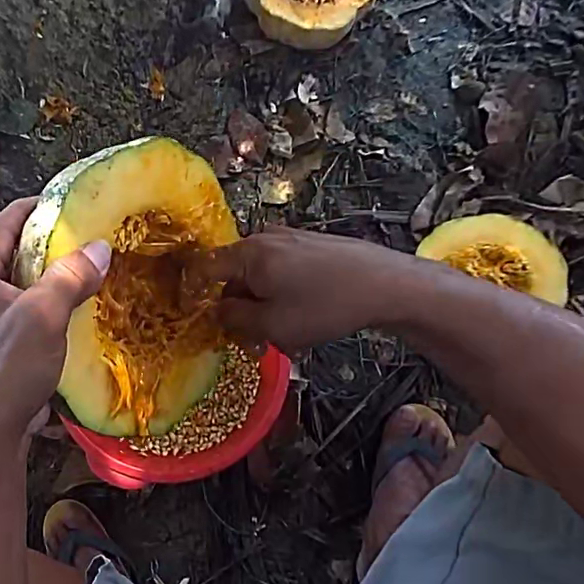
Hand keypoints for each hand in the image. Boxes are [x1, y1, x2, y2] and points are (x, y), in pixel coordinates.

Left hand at [0, 197, 110, 445]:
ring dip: (48, 278)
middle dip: (49, 245)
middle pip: (9, 252)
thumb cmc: (6, 371)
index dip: (39, 208)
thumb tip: (100, 248)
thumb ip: (71, 276)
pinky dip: (43, 305)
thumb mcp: (43, 316)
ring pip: (16, 284)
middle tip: (87, 241)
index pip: (4, 223)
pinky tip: (70, 312)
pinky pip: (17, 311)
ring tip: (85, 274)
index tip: (74, 204)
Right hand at [204, 226, 417, 349]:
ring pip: (261, 279)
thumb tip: (215, 312)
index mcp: (247, 253)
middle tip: (255, 344)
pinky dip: (285, 297)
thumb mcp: (270, 324)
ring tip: (287, 338)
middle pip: (235, 277)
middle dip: (241, 312)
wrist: (386, 285)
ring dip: (265, 309)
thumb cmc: (324, 306)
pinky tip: (305, 320)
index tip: (208, 324)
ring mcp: (291, 240)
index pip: (204, 269)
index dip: (198, 297)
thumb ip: (233, 320)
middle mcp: (264, 238)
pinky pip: (283, 274)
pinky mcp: (312, 247)